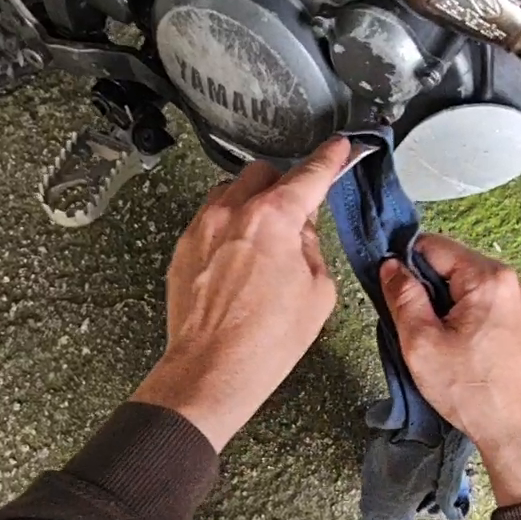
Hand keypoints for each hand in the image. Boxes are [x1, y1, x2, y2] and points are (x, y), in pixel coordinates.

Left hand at [132, 138, 351, 449]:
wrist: (213, 370)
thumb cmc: (265, 342)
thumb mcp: (318, 294)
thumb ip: (313, 248)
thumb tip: (302, 232)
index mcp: (274, 218)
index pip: (309, 175)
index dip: (329, 159)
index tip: (337, 149)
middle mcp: (233, 213)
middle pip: (264, 174)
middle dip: (283, 188)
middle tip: (296, 219)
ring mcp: (202, 228)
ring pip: (230, 192)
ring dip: (251, 204)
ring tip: (263, 244)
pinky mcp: (183, 249)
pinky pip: (209, 220)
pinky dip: (228, 228)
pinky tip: (238, 262)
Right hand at [381, 235, 520, 505]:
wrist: (518, 431)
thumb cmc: (469, 390)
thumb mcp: (422, 343)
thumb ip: (403, 297)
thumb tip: (390, 265)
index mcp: (487, 277)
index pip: (433, 246)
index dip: (404, 264)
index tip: (390, 292)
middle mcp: (510, 281)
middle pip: (451, 265)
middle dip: (425, 288)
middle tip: (411, 326)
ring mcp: (520, 303)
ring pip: (465, 288)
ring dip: (442, 307)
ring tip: (433, 343)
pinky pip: (482, 307)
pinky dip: (462, 319)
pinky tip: (455, 351)